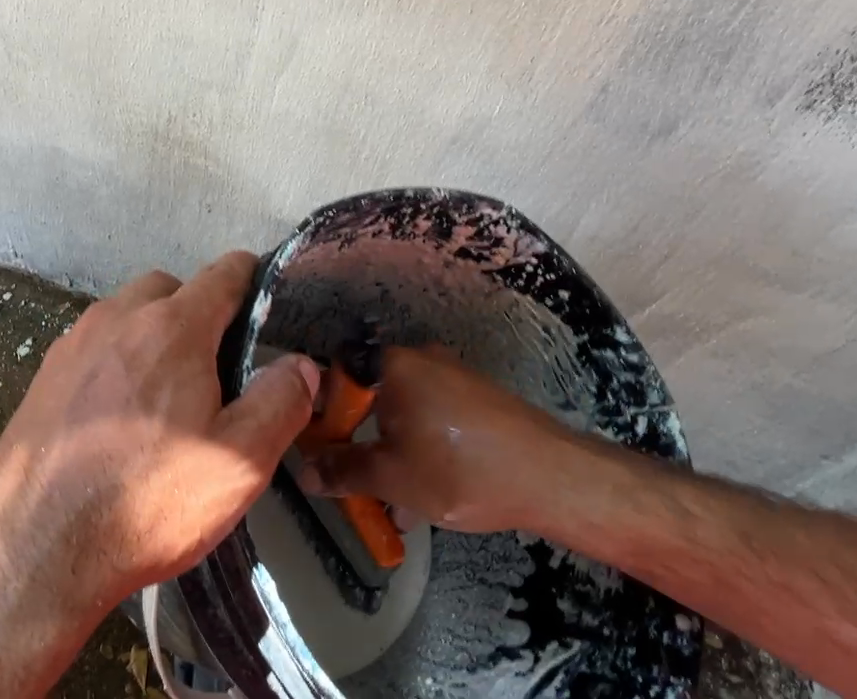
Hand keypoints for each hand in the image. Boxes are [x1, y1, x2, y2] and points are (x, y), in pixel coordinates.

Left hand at [0, 251, 319, 611]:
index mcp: (172, 327)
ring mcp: (73, 343)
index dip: (254, 282)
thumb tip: (301, 364)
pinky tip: (119, 418)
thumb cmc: (148, 501)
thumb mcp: (239, 462)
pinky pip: (94, 345)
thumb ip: (280, 401)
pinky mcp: (44, 375)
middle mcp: (118, 317)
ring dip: (154, 335)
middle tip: (216, 371)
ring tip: (166, 398)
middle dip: (200, 312)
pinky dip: (117, 360)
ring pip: (128, 314)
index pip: (224, 272)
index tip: (267, 310)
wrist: (34, 549)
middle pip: (171, 287)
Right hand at [298, 345, 582, 532]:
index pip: (335, 374)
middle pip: (369, 395)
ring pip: (402, 411)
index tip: (317, 449)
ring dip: (390, 450)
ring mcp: (452, 374)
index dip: (319, 413)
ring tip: (393, 499)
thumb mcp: (390, 477)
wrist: (551, 476)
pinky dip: (419, 446)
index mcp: (392, 365)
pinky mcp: (476, 396)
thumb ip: (342, 471)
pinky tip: (427, 490)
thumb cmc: (459, 470)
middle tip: (353, 479)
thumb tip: (305, 472)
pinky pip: (431, 416)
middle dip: (357, 440)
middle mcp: (419, 358)